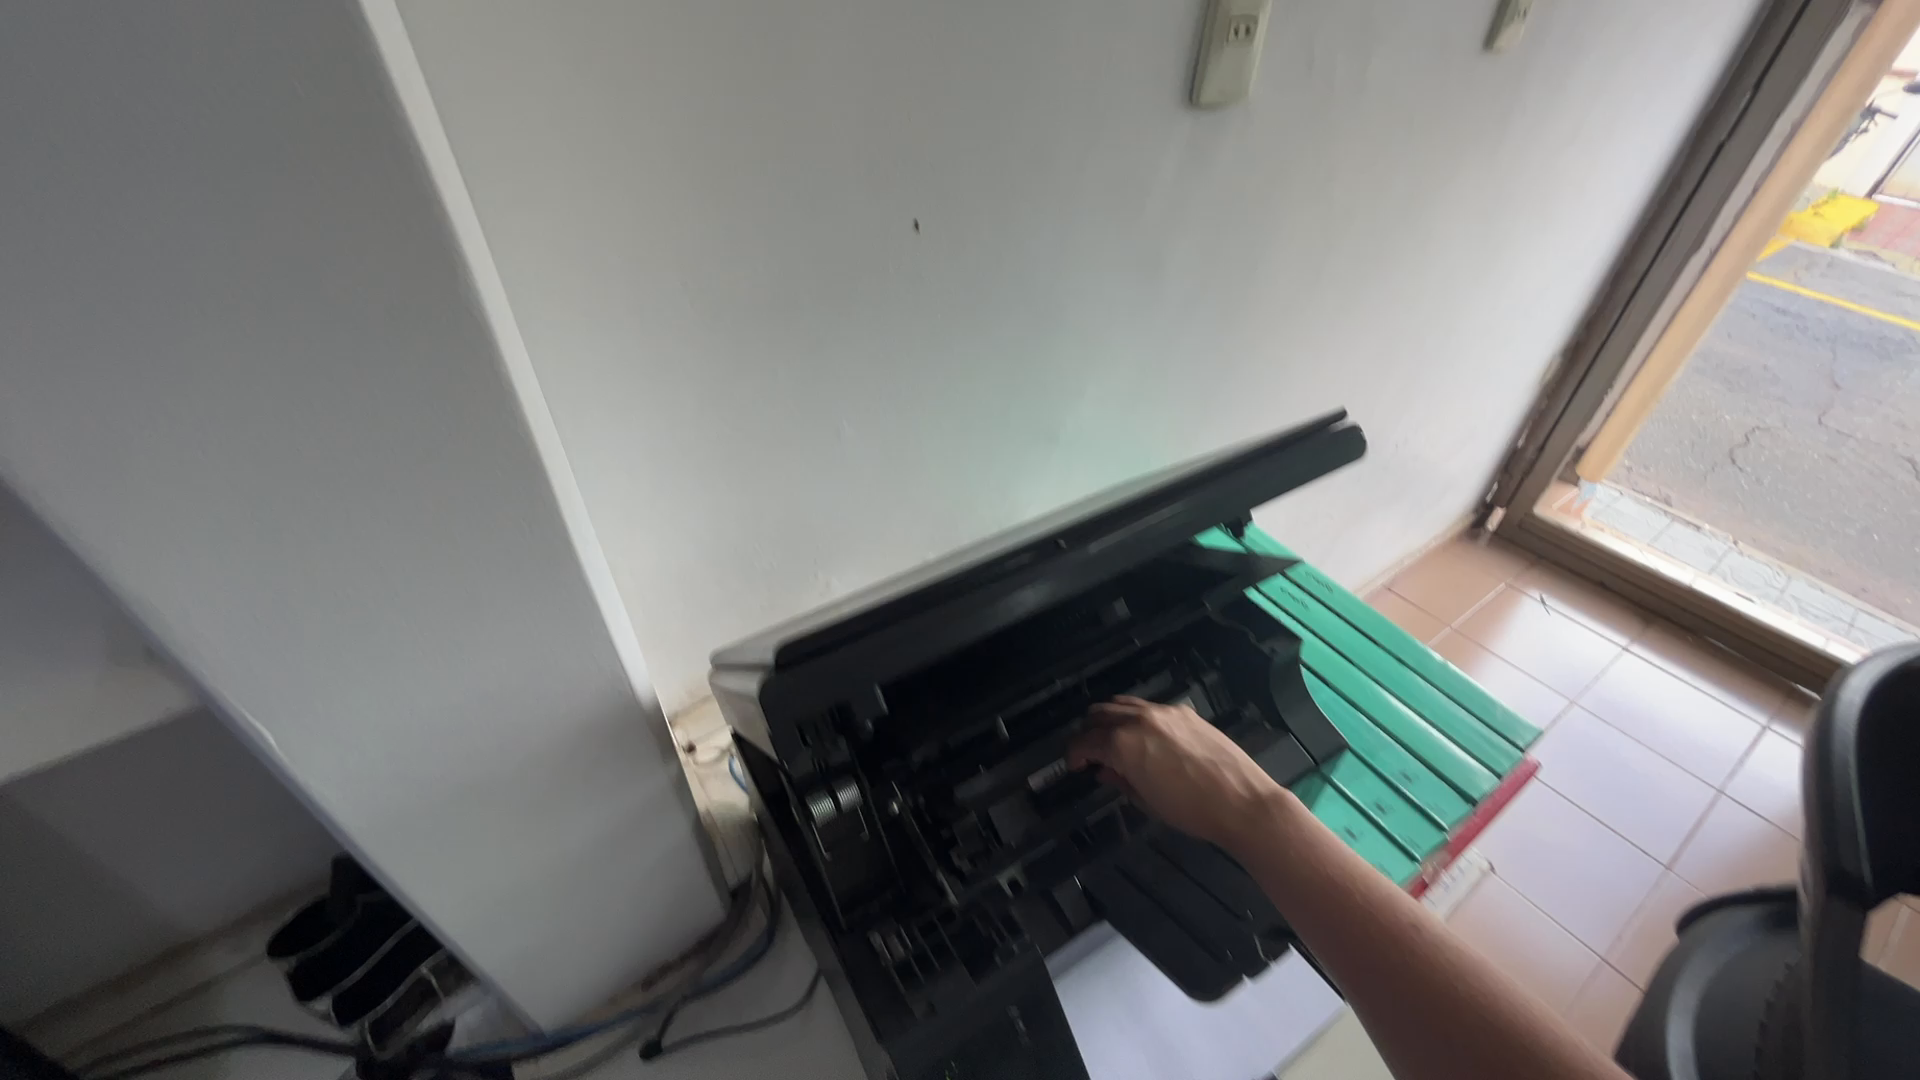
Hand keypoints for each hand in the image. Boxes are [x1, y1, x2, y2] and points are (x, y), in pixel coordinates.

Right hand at [1067, 696, 1287, 852]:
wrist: (1242, 801)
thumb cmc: (1190, 811)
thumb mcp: (1146, 801)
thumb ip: (1119, 780)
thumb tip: (1105, 771)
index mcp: (1122, 744)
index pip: (1084, 741)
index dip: (1074, 754)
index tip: (1076, 766)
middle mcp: (1137, 719)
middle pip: (1098, 715)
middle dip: (1089, 733)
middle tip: (1091, 754)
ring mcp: (1162, 711)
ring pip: (1121, 703)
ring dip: (1110, 719)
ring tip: (1114, 740)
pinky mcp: (1183, 711)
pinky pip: (1148, 706)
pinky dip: (1135, 717)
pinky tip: (1146, 737)